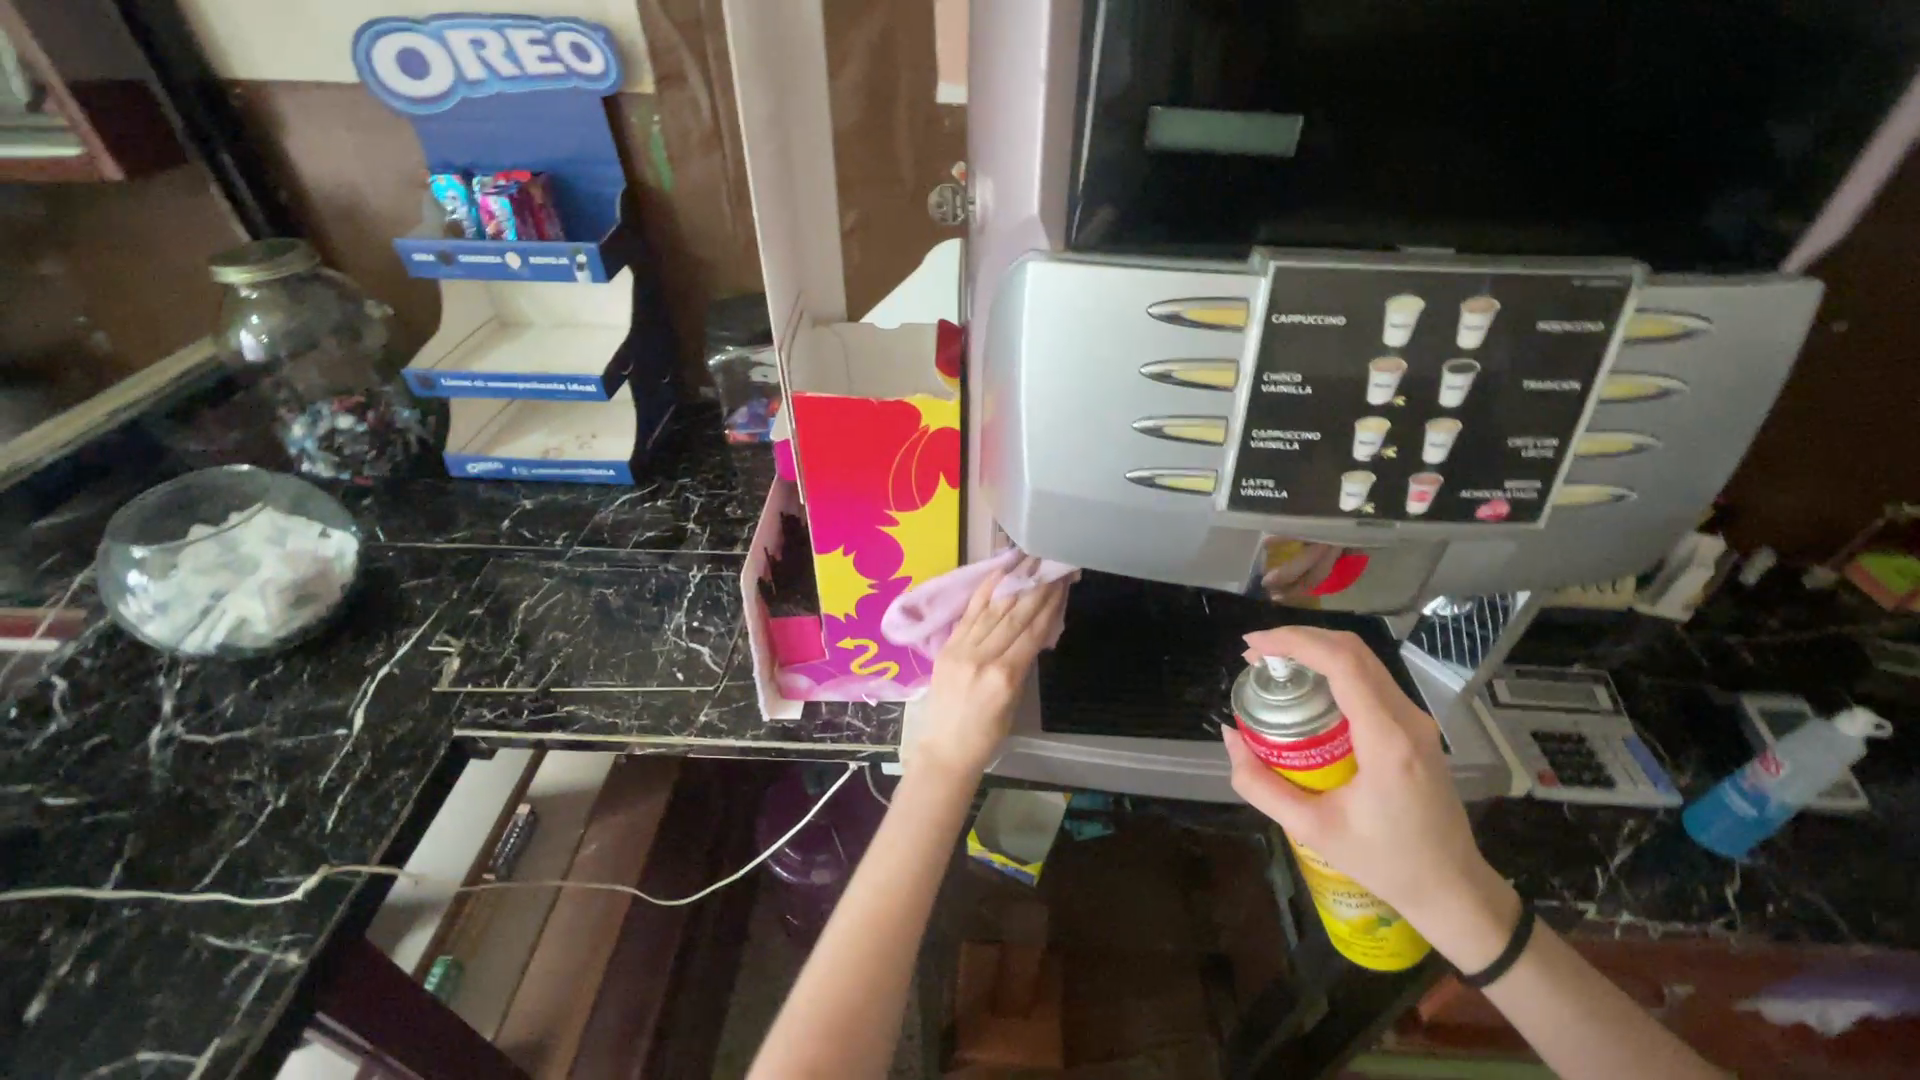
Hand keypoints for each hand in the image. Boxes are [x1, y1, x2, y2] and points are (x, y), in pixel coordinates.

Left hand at [913, 563, 1070, 782]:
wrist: (945, 750)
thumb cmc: (987, 735)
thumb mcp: (1015, 702)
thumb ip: (1023, 665)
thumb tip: (1036, 631)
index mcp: (1005, 676)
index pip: (1032, 631)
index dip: (1050, 603)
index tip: (1062, 580)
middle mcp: (983, 657)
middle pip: (1014, 615)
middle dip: (1035, 587)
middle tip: (1051, 562)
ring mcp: (962, 649)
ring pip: (993, 609)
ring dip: (1013, 582)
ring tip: (1029, 560)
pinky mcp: (947, 647)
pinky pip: (969, 614)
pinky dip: (985, 592)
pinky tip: (999, 573)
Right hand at [1222, 627, 1520, 968]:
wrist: (1451, 887)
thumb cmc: (1383, 862)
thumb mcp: (1310, 827)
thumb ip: (1260, 783)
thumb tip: (1230, 735)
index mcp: (1386, 740)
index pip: (1341, 664)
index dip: (1293, 642)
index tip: (1252, 647)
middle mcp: (1407, 719)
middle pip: (1352, 651)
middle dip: (1299, 640)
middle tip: (1255, 654)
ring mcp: (1416, 720)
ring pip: (1364, 660)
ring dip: (1316, 651)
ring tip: (1273, 664)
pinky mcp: (1415, 727)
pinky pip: (1372, 680)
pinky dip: (1334, 669)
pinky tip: (1306, 685)